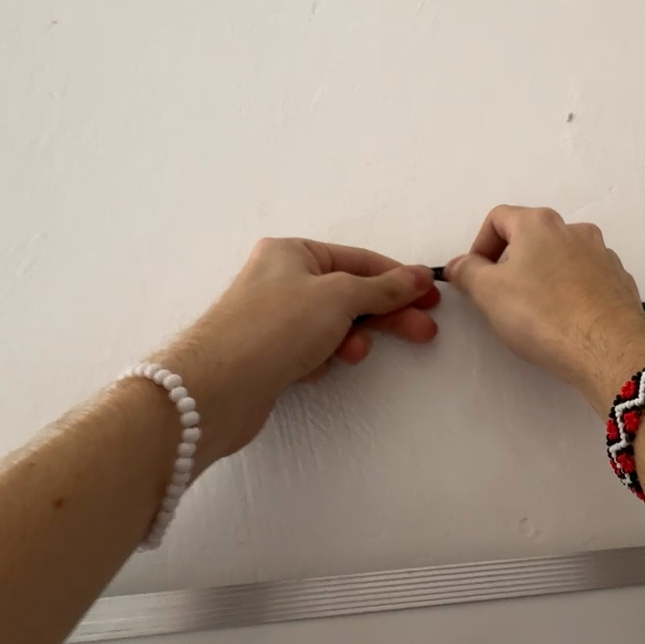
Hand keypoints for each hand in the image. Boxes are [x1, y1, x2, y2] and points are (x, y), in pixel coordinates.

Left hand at [151, 239, 439, 466]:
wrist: (214, 390)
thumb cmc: (277, 327)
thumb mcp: (341, 296)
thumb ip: (384, 287)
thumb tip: (420, 275)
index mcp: (292, 253)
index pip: (360, 260)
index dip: (398, 278)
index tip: (430, 296)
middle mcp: (282, 279)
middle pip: (352, 293)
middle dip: (386, 313)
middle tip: (423, 329)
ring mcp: (274, 318)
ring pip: (335, 324)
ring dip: (351, 339)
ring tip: (353, 355)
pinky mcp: (270, 354)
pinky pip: (315, 349)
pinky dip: (324, 357)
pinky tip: (317, 369)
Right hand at [444, 206, 644, 407]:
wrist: (608, 347)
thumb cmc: (542, 314)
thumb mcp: (489, 293)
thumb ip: (468, 272)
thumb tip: (460, 263)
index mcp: (540, 223)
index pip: (499, 218)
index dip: (480, 244)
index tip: (476, 276)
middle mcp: (574, 229)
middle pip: (533, 235)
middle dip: (512, 261)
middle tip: (502, 296)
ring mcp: (602, 253)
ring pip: (562, 256)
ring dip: (543, 275)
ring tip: (536, 310)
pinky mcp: (619, 280)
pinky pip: (586, 277)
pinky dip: (571, 290)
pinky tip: (567, 319)